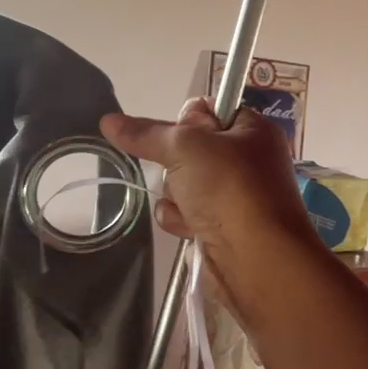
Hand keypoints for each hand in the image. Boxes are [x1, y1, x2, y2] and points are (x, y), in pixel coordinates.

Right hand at [100, 98, 319, 261]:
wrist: (257, 258)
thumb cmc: (230, 189)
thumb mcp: (186, 148)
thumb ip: (148, 134)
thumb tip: (110, 120)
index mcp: (253, 130)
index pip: (211, 110)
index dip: (188, 120)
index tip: (178, 136)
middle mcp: (248, 160)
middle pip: (190, 150)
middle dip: (177, 165)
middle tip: (185, 174)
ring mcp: (236, 196)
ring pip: (184, 183)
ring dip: (177, 195)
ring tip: (191, 206)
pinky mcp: (223, 227)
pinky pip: (187, 213)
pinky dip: (182, 220)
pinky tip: (191, 228)